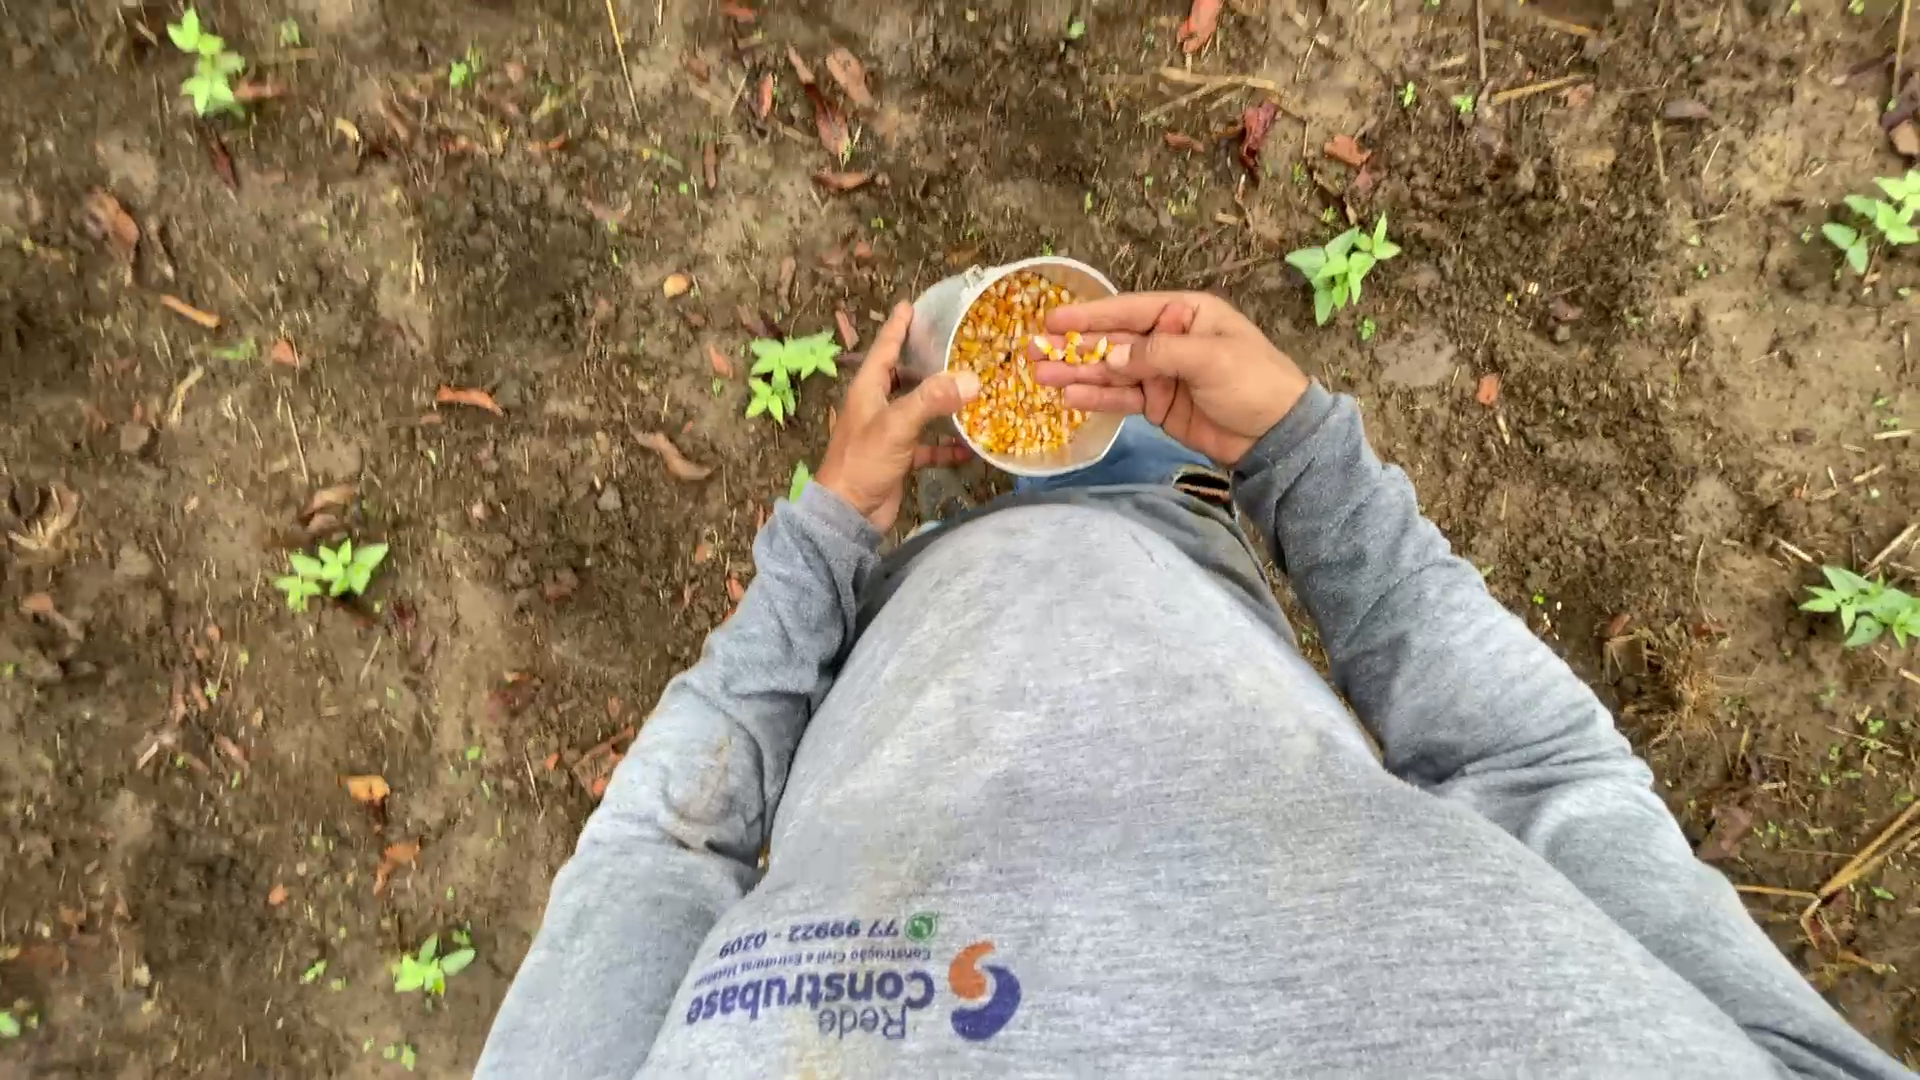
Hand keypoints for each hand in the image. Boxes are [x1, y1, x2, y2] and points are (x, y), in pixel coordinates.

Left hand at [816, 302, 979, 530]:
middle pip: (904, 377)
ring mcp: (888, 434)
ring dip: (942, 405)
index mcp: (868, 390)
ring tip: (972, 392)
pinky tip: (968, 448)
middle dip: (927, 363)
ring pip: (919, 411)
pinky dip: (946, 446)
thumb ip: (931, 400)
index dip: (897, 327)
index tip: (910, 304)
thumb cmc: (863, 462)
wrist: (847, 514)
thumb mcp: (896, 425)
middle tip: (955, 348)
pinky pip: (927, 446)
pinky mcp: (899, 459)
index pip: (884, 349)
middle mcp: (877, 407)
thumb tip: (971, 381)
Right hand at [1030, 292, 1308, 465]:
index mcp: (1186, 316)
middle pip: (1113, 342)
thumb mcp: (1209, 358)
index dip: (1090, 316)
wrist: (1275, 436)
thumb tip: (1108, 357)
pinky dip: (1096, 398)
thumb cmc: (1253, 383)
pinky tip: (1070, 395)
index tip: (1053, 320)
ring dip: (1076, 374)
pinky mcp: (1158, 405)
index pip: (1129, 312)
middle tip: (1033, 351)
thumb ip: (1157, 354)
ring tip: (1040, 376)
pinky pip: (1121, 399)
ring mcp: (1161, 374)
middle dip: (1073, 347)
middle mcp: (1168, 340)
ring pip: (1111, 372)